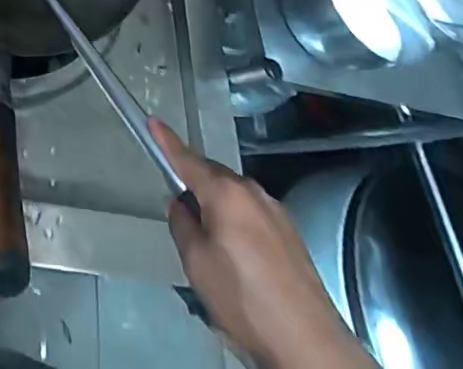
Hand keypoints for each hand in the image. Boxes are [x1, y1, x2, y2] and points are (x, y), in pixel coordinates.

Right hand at [153, 118, 375, 368]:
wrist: (308, 343)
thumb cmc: (243, 298)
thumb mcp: (197, 263)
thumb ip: (182, 225)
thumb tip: (181, 205)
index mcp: (225, 192)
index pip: (187, 159)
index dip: (166, 140)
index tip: (154, 120)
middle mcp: (252, 192)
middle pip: (213, 176)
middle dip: (195, 185)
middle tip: (181, 214)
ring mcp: (275, 211)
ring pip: (234, 197)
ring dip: (217, 208)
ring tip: (211, 248)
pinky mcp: (290, 233)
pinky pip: (252, 215)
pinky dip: (237, 224)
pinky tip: (239, 259)